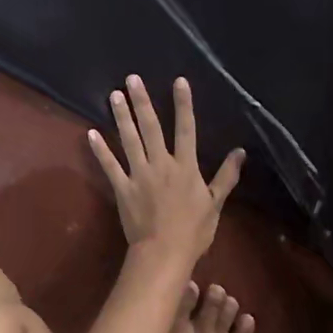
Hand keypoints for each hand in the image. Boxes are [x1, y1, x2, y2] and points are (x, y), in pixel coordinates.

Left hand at [88, 75, 245, 263]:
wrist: (164, 254)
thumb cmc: (193, 230)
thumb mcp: (215, 203)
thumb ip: (226, 176)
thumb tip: (241, 152)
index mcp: (186, 166)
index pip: (186, 128)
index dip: (183, 104)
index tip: (179, 81)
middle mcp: (161, 164)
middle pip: (152, 127)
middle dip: (142, 101)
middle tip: (132, 79)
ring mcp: (138, 175)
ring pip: (129, 140)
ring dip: (121, 117)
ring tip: (114, 95)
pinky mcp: (122, 189)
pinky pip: (109, 166)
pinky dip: (100, 150)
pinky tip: (91, 133)